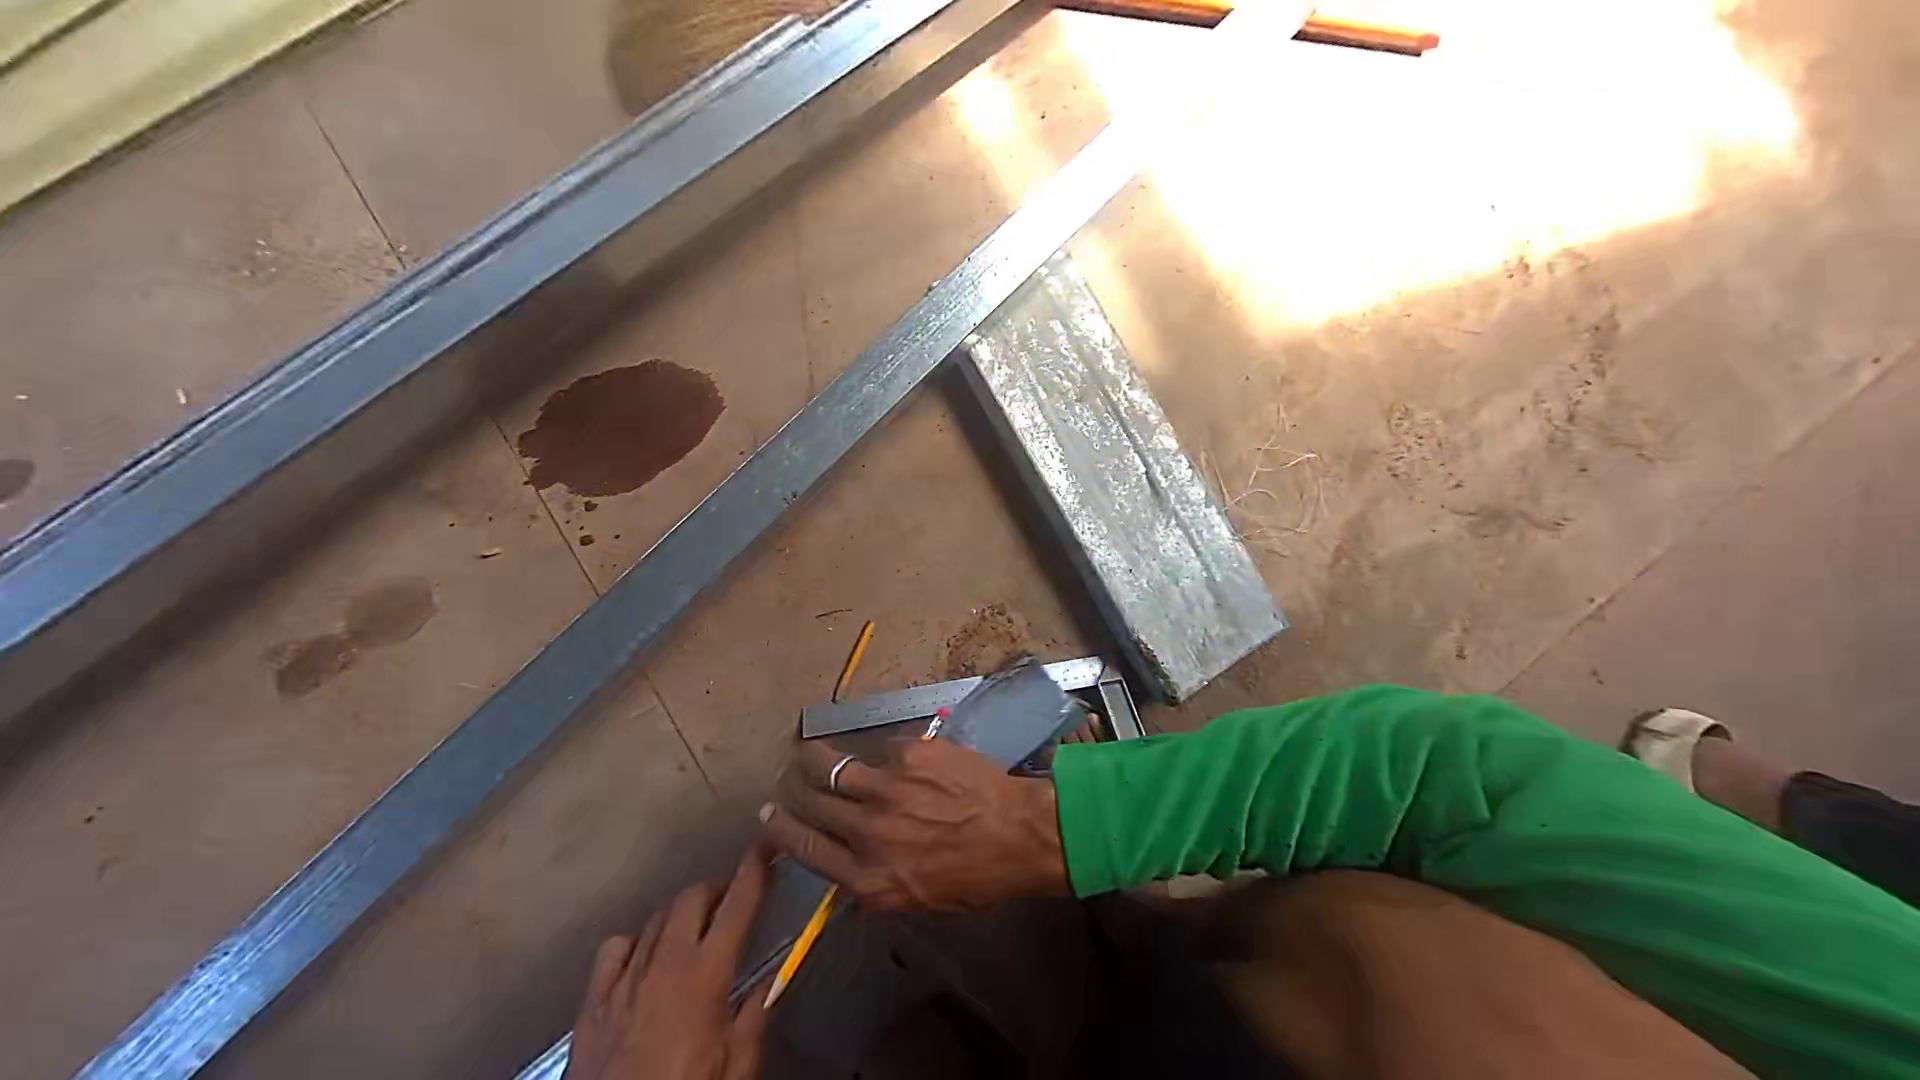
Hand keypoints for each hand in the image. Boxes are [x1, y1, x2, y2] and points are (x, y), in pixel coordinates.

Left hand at [564, 847, 770, 1079]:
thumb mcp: (736, 1068)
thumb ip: (755, 1015)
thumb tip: (772, 977)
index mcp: (705, 975)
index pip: (737, 903)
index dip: (755, 868)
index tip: (766, 844)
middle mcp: (664, 963)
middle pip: (692, 897)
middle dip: (716, 888)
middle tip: (732, 898)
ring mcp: (623, 980)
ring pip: (656, 918)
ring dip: (682, 913)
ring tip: (696, 925)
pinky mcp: (592, 1002)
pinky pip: (615, 948)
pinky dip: (636, 942)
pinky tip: (645, 957)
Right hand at [759, 737, 1069, 911]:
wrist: (1018, 833)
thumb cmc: (975, 877)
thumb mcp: (917, 901)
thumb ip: (874, 885)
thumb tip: (847, 872)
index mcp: (867, 876)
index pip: (805, 847)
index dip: (779, 828)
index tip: (766, 815)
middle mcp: (867, 831)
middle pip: (811, 802)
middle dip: (791, 788)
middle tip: (786, 778)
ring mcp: (887, 788)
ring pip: (832, 767)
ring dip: (814, 760)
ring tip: (807, 754)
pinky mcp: (909, 754)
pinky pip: (880, 750)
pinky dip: (881, 756)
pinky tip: (893, 759)